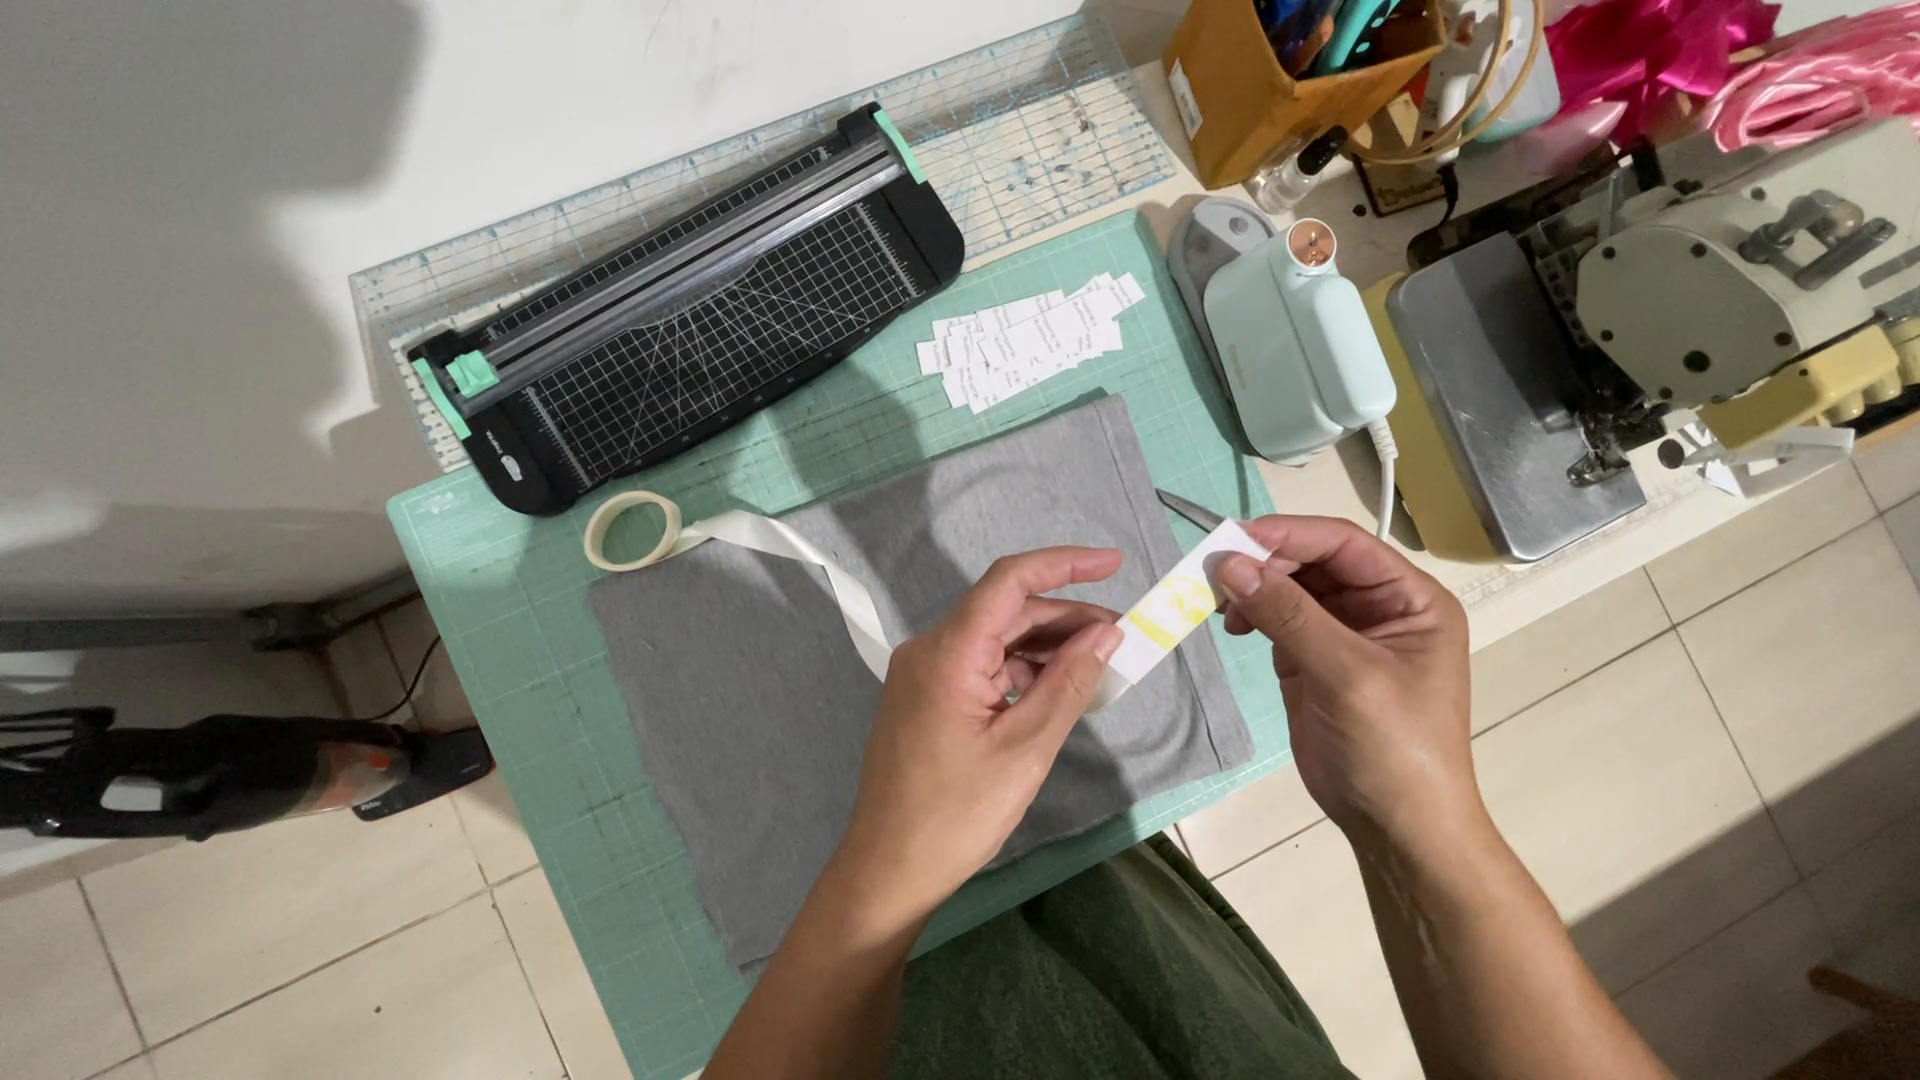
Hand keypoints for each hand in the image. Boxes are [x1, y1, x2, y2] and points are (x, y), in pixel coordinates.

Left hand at [827, 547, 1124, 933]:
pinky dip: (1021, 671)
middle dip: (1065, 616)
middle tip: (1121, 635)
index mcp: (947, 652)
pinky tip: (1057, 687)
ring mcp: (923, 673)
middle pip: (1005, 611)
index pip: (1008, 581)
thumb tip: (1107, 633)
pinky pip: (981, 666)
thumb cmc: (956, 814)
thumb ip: (1069, 682)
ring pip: (995, 639)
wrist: (889, 870)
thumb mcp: (1026, 748)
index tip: (1114, 563)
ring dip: (1046, 646)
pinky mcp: (926, 697)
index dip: (1064, 563)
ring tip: (1098, 663)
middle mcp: (929, 649)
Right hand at [1213, 516, 1477, 844]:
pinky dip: (1249, 612)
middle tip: (1212, 571)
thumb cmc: (1392, 746)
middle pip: (1312, 561)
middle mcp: (1377, 605)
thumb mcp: (1347, 674)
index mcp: (1409, 598)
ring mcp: (1341, 632)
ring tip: (1214, 599)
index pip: (1342, 545)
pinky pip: (1274, 617)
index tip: (1232, 540)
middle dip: (1263, 562)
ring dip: (1251, 586)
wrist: (1394, 824)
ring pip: (1288, 587)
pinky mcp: (1310, 657)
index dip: (1288, 535)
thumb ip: (1289, 615)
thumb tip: (1228, 565)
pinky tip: (1230, 624)